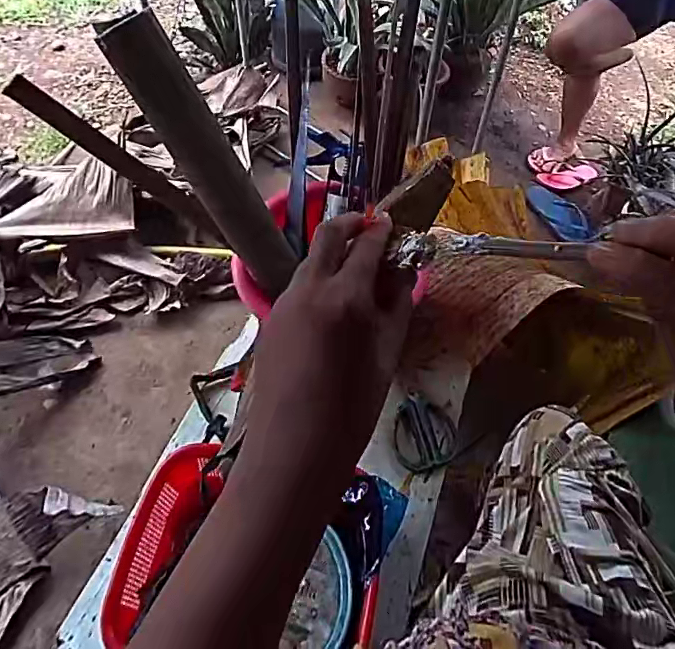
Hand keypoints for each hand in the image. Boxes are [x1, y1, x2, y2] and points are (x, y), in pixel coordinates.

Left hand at [237, 212, 412, 482]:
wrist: (292, 450)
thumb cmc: (352, 410)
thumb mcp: (386, 354)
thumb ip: (396, 305)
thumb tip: (403, 273)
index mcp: (345, 296)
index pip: (366, 244)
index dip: (381, 230)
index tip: (391, 223)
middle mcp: (311, 287)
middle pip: (329, 234)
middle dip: (351, 223)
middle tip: (369, 227)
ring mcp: (286, 300)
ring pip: (312, 259)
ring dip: (333, 253)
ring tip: (356, 271)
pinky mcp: (272, 316)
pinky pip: (300, 285)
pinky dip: (319, 279)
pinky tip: (333, 304)